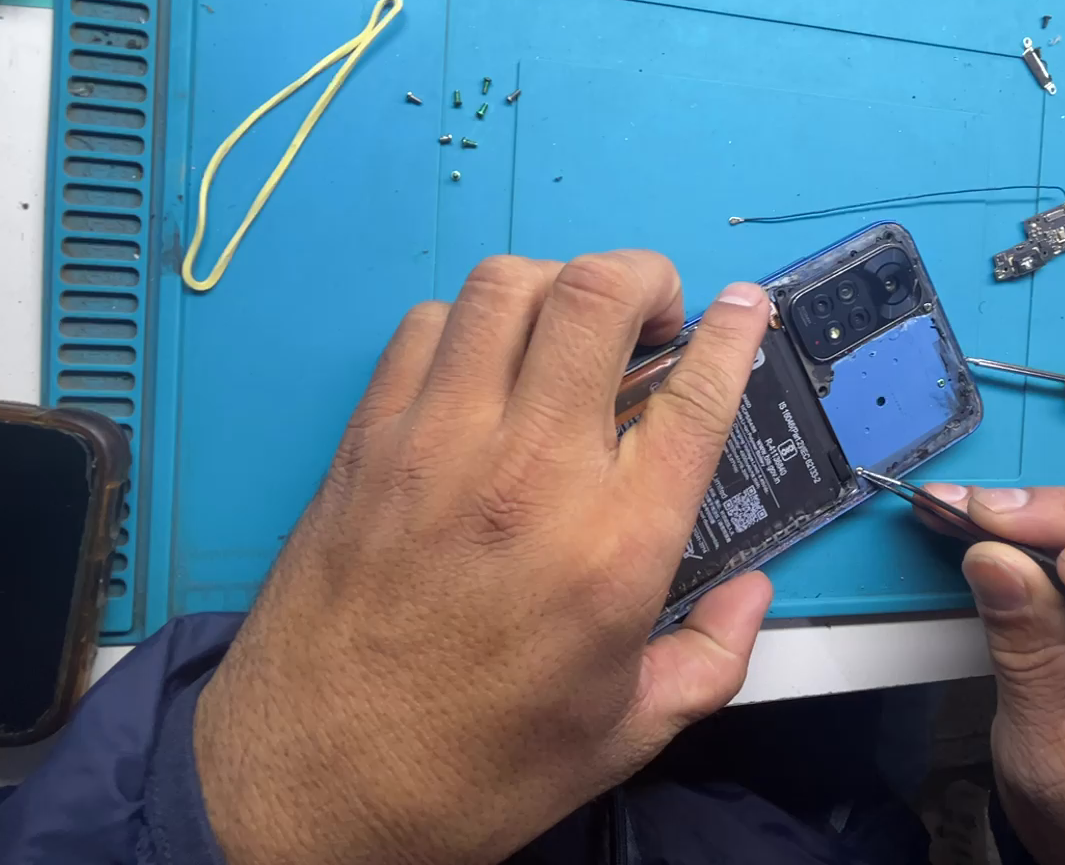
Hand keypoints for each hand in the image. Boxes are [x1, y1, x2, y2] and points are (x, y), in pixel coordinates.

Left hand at [192, 252, 776, 864]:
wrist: (307, 787)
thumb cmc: (478, 764)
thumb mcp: (625, 733)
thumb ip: (713, 656)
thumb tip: (756, 591)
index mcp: (615, 544)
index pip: (694, 399)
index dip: (732, 332)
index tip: (743, 304)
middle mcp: (532, 468)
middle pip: (597, 298)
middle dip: (646, 277)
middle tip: (654, 315)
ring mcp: (440, 440)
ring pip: (507, 287)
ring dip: (559, 286)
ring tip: (570, 328)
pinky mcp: (370, 436)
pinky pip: (428, 325)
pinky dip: (473, 321)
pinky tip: (484, 365)